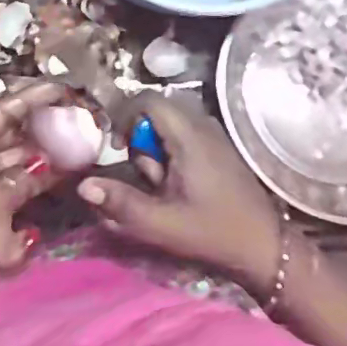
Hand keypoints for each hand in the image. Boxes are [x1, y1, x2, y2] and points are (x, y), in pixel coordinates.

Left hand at [0, 79, 66, 311]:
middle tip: (89, 125)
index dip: (35, 98)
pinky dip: (44, 193)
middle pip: (21, 135)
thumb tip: (43, 178)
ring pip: (26, 165)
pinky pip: (24, 195)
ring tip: (88, 153)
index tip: (69, 88)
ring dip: (53, 160)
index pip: (3, 111)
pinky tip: (69, 187)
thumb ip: (3, 199)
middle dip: (53, 129)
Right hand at [77, 95, 283, 292]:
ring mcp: (214, 135)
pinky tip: (180, 187)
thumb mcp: (160, 224)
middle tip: (148, 179)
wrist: (263, 245)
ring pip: (169, 128)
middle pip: (156, 114)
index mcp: (190, 136)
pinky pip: (184, 137)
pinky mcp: (219, 147)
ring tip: (166, 188)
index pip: (149, 100)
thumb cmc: (211, 233)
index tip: (116, 148)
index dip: (125, 116)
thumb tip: (83, 185)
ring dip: (158, 153)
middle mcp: (203, 125)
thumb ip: (121, 203)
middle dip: (142, 143)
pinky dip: (173, 156)